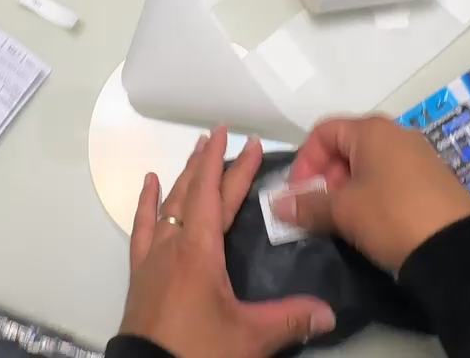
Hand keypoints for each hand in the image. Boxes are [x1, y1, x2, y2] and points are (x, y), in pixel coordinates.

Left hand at [120, 126, 336, 356]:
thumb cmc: (198, 351)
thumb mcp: (250, 338)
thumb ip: (290, 320)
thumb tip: (330, 311)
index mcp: (200, 248)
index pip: (219, 194)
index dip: (235, 166)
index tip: (248, 141)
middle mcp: (174, 241)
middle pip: (196, 191)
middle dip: (212, 162)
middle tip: (224, 134)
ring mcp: (153, 253)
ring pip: (171, 200)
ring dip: (185, 173)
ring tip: (197, 149)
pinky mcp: (139, 270)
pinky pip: (142, 224)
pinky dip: (147, 200)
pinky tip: (150, 182)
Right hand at [278, 114, 469, 272]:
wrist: (459, 249)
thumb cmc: (392, 215)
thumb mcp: (345, 211)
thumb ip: (309, 204)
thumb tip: (278, 203)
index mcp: (371, 129)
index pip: (323, 132)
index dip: (305, 161)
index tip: (299, 194)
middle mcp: (395, 132)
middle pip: (346, 146)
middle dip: (326, 177)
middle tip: (320, 208)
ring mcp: (418, 154)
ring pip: (369, 163)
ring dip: (348, 188)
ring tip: (344, 219)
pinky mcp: (433, 178)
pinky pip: (391, 176)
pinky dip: (374, 193)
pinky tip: (373, 221)